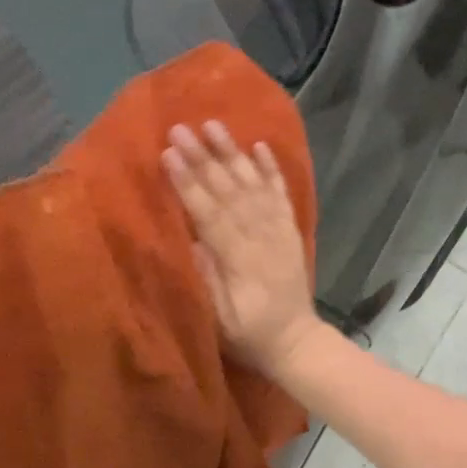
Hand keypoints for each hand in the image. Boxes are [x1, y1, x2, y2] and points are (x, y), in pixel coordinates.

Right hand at [162, 121, 323, 375]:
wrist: (297, 342)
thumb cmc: (248, 335)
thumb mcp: (219, 319)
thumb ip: (206, 279)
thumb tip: (190, 238)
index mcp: (239, 261)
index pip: (210, 214)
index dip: (189, 183)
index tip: (169, 154)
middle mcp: (261, 238)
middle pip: (230, 191)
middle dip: (204, 158)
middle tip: (181, 127)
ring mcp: (279, 231)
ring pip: (254, 185)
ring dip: (234, 154)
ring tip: (214, 125)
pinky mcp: (290, 231)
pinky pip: (281, 194)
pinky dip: (272, 169)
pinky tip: (259, 146)